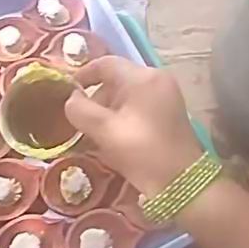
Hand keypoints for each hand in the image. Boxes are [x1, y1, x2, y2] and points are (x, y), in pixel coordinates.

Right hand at [62, 57, 204, 196]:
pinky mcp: (170, 114)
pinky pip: (139, 108)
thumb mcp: (105, 131)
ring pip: (127, 97)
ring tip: (96, 137)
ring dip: (108, 113)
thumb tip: (72, 99)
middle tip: (81, 124)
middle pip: (116, 81)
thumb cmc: (142, 152)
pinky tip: (114, 140)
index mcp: (143, 78)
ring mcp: (167, 97)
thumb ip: (80, 110)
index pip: (105, 64)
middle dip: (95, 100)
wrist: (183, 183)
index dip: (82, 75)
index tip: (65, 93)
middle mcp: (158, 80)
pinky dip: (123, 119)